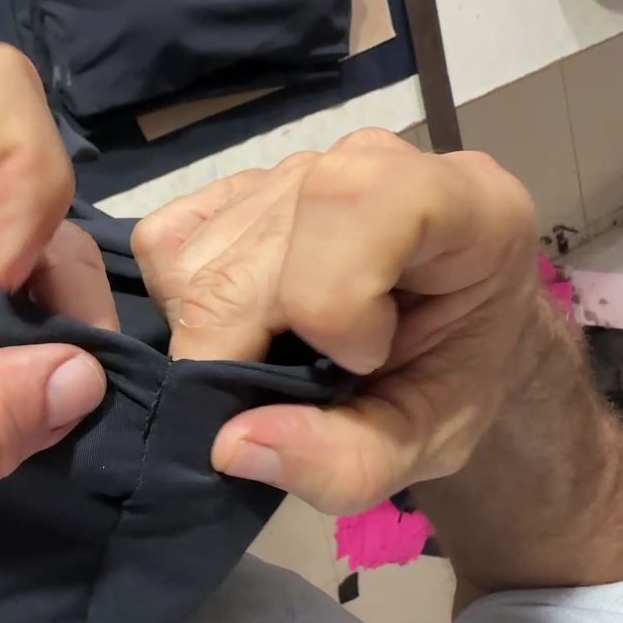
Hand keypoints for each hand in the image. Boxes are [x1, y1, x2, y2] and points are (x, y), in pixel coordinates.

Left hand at [0, 44, 114, 511]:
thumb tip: (85, 378)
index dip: (27, 168)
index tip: (9, 278)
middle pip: (39, 181)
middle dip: (61, 282)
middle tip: (47, 377)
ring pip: (56, 243)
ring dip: (66, 325)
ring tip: (33, 407)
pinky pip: (46, 290)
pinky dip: (56, 344)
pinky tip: (26, 397)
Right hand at [130, 128, 540, 515]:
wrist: (448, 330)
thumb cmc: (452, 378)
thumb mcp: (425, 443)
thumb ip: (345, 460)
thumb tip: (228, 444)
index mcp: (460, 202)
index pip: (352, 204)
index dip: (332, 300)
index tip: (360, 360)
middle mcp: (363, 162)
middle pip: (242, 261)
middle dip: (239, 351)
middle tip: (281, 391)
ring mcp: (288, 169)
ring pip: (190, 260)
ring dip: (209, 332)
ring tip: (274, 348)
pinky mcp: (231, 188)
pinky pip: (162, 241)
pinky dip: (176, 297)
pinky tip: (239, 317)